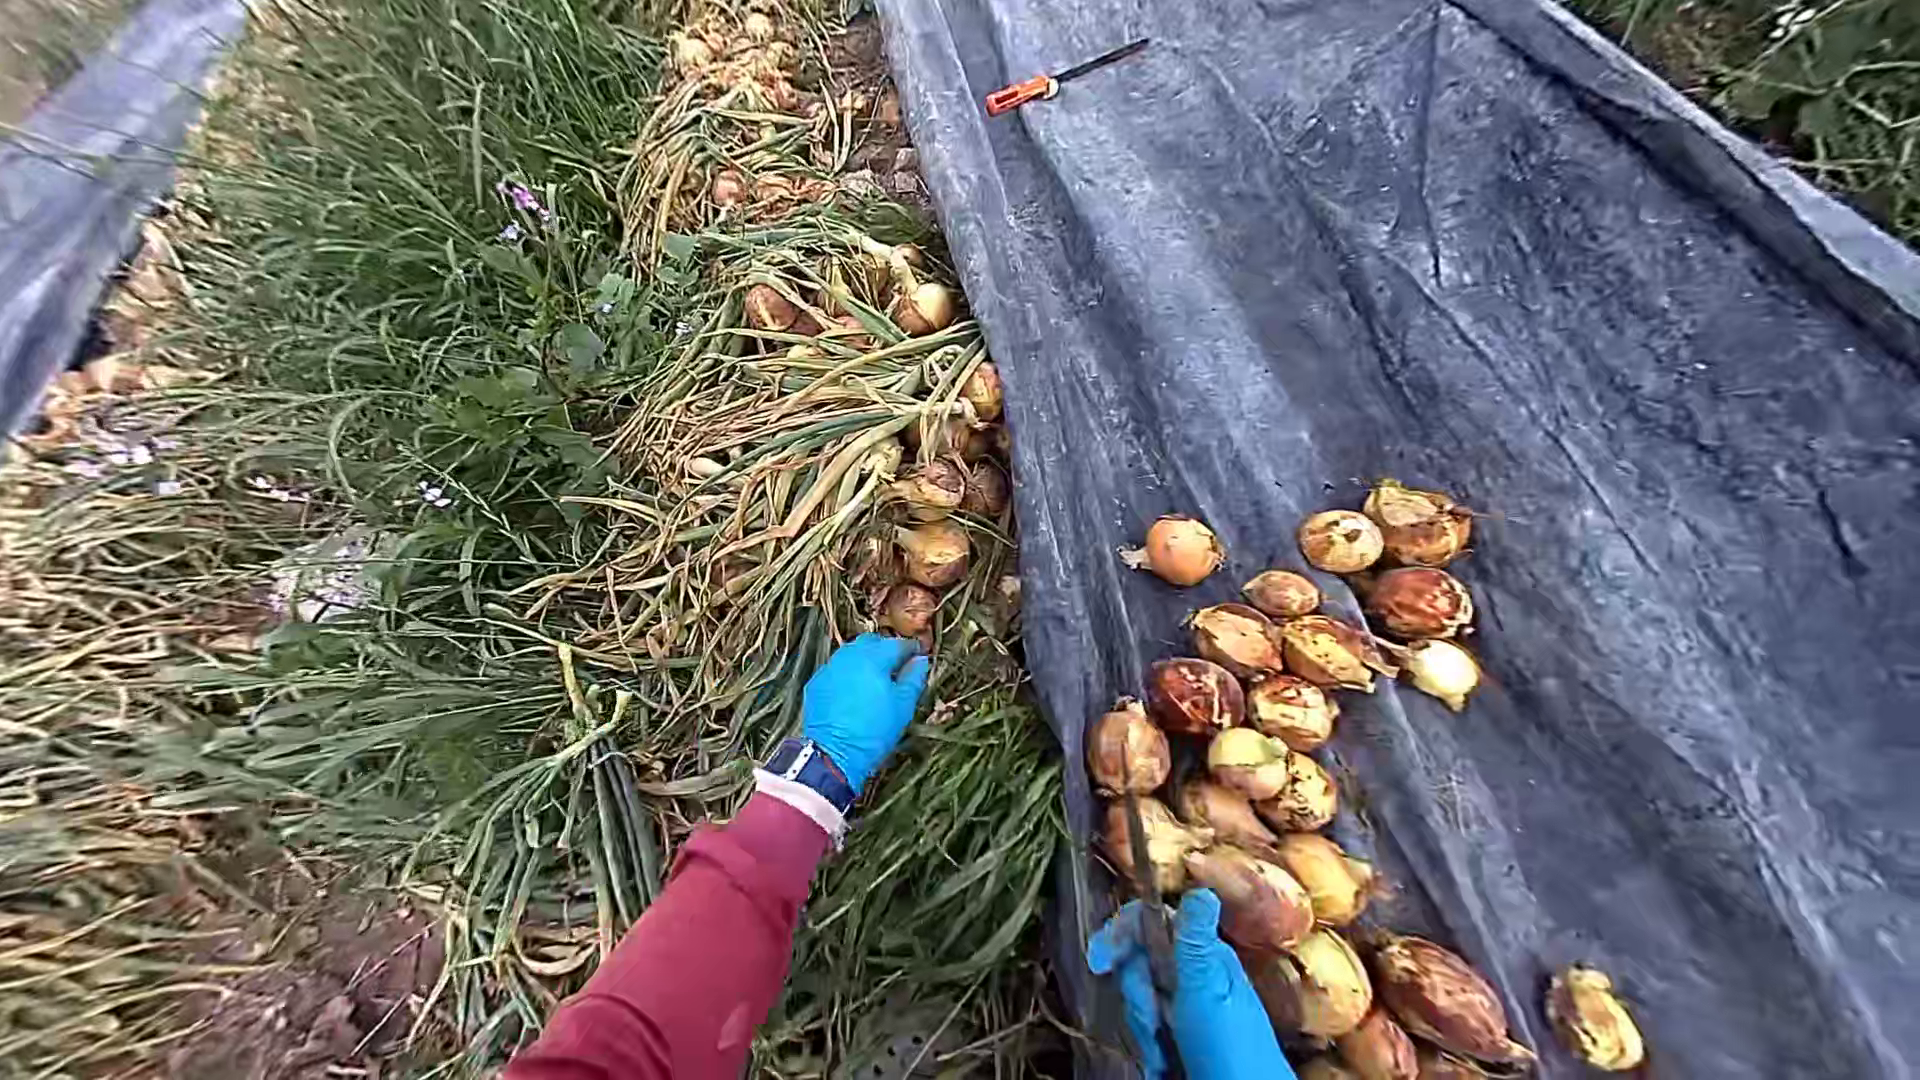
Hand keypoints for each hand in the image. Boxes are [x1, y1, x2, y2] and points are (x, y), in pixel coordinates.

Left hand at [801, 633, 930, 793]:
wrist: (833, 755)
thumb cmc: (873, 731)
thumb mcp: (902, 706)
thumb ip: (913, 678)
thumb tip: (920, 661)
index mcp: (873, 658)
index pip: (898, 644)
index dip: (912, 649)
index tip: (919, 656)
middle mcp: (849, 656)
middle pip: (872, 642)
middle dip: (886, 650)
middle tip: (897, 667)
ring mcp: (830, 668)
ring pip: (852, 653)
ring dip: (866, 660)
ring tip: (876, 679)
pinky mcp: (817, 682)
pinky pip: (837, 669)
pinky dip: (849, 673)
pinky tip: (855, 691)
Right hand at [1087, 889, 1293, 1079]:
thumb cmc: (1231, 1049)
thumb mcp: (1207, 990)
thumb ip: (1195, 938)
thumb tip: (1203, 888)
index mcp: (1202, 952)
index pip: (1148, 921)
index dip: (1119, 934)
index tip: (1099, 961)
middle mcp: (1192, 971)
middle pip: (1138, 958)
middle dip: (1135, 990)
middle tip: (1151, 1022)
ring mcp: (1186, 1003)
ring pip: (1139, 993)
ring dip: (1141, 1023)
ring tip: (1160, 1053)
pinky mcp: (1179, 1034)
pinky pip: (1146, 1023)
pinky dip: (1147, 1043)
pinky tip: (1159, 1063)